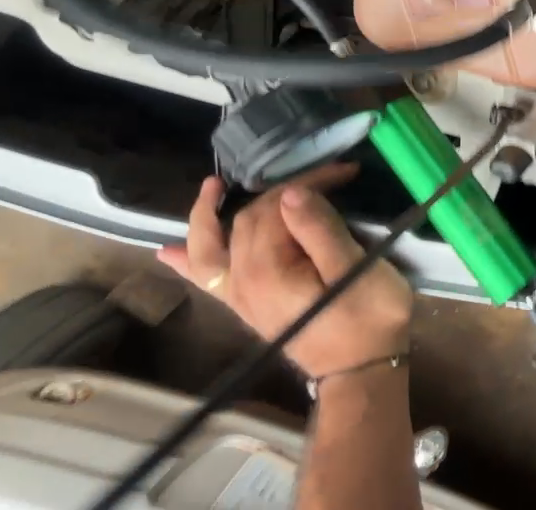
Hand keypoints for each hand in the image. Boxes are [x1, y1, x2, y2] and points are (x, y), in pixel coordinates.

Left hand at [159, 165, 413, 378]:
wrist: (359, 366)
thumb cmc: (367, 314)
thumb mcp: (354, 268)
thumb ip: (319, 231)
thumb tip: (291, 194)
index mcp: (268, 268)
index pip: (276, 207)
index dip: (309, 181)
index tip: (347, 169)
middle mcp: (242, 279)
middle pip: (249, 219)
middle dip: (284, 188)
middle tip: (330, 173)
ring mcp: (240, 294)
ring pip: (213, 246)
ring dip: (209, 216)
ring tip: (211, 189)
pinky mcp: (246, 304)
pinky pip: (207, 277)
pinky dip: (188, 261)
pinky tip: (169, 252)